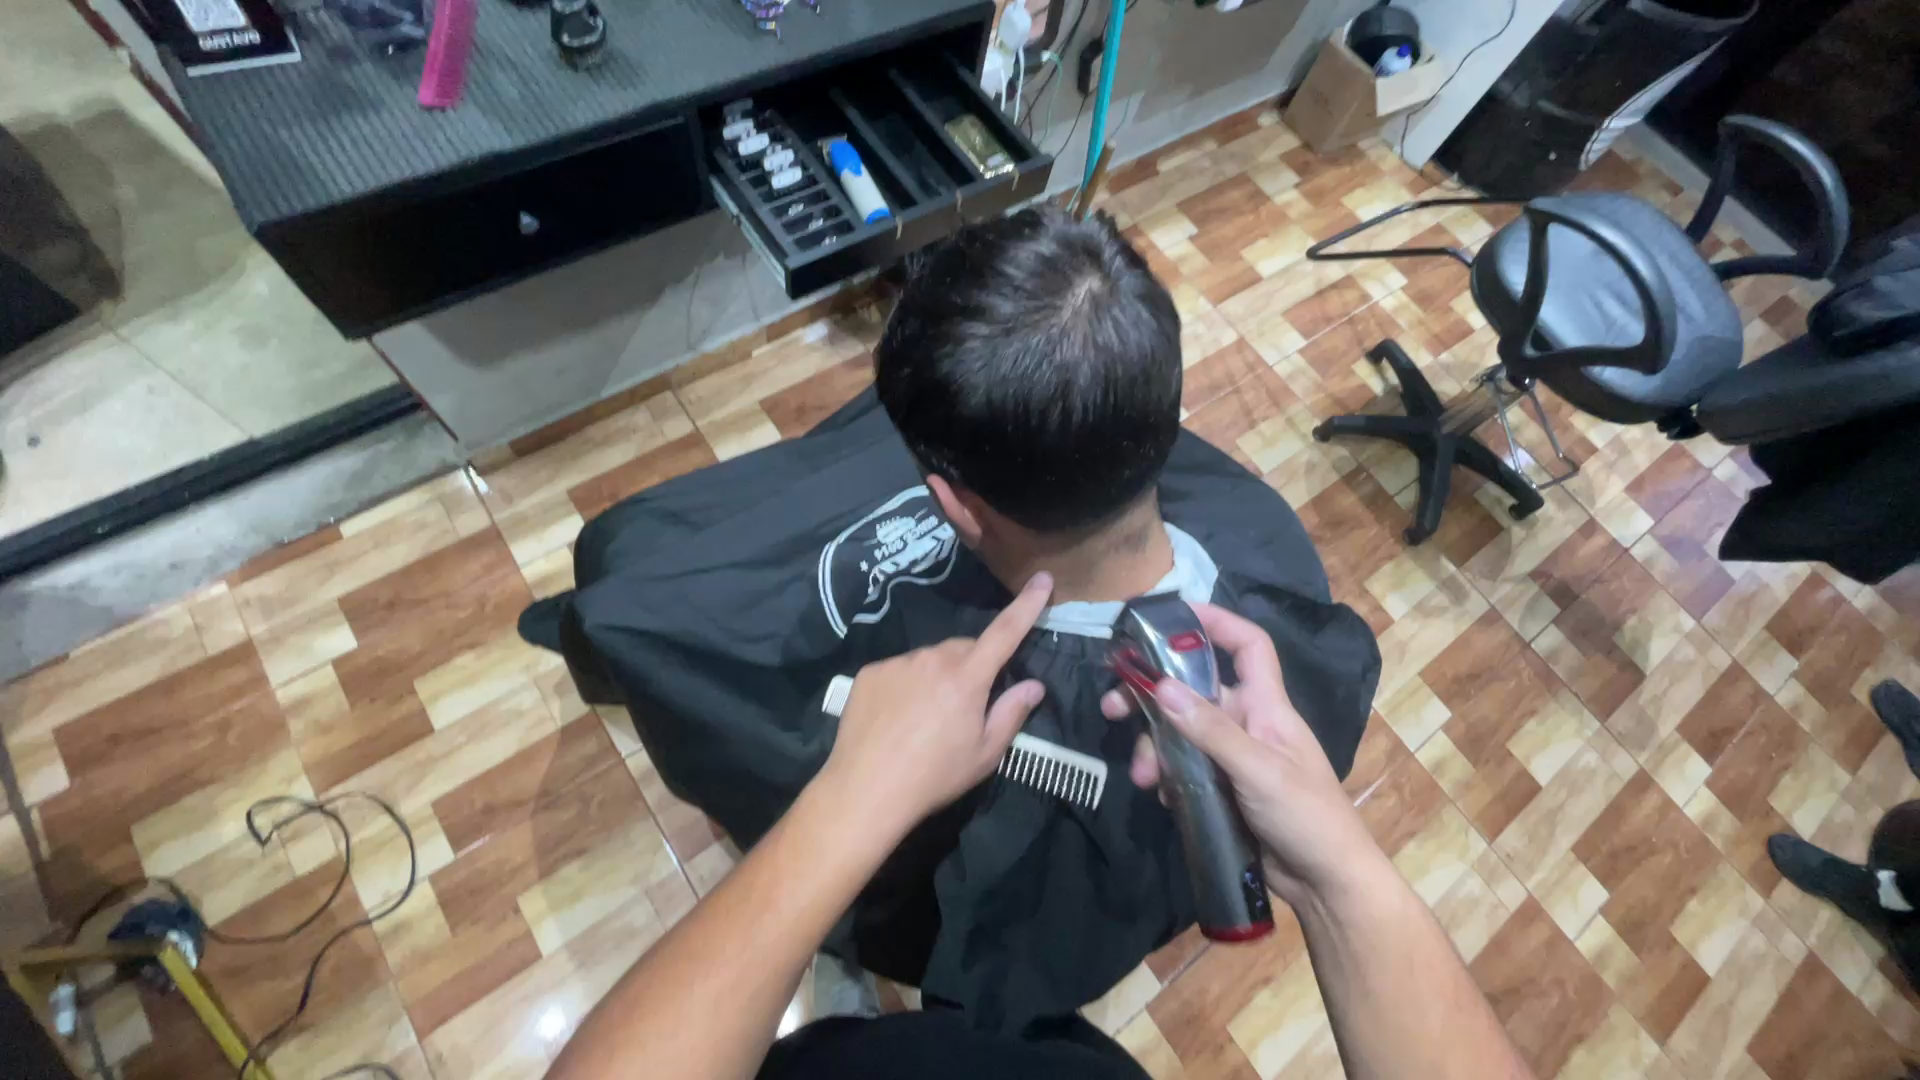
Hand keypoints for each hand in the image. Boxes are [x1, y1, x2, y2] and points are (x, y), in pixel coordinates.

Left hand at [818, 573, 1053, 834]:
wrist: (865, 791)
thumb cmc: (934, 777)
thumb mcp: (985, 755)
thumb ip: (1012, 713)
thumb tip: (1033, 685)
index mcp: (967, 678)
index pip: (1005, 633)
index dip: (1027, 605)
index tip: (1042, 580)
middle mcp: (932, 659)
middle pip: (964, 650)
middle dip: (973, 667)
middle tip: (967, 707)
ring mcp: (898, 663)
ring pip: (930, 659)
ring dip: (937, 676)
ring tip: (926, 719)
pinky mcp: (871, 673)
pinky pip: (900, 669)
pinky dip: (907, 685)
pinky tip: (898, 718)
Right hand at [1101, 602, 1379, 905]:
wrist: (1327, 885)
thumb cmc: (1307, 816)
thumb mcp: (1257, 769)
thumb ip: (1209, 729)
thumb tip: (1161, 685)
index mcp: (1267, 706)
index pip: (1247, 645)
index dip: (1216, 622)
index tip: (1174, 613)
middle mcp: (1247, 722)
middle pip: (1194, 690)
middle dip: (1152, 695)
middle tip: (1113, 706)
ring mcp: (1232, 757)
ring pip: (1180, 733)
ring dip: (1153, 747)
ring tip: (1141, 775)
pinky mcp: (1220, 788)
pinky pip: (1182, 767)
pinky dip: (1164, 775)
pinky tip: (1159, 794)